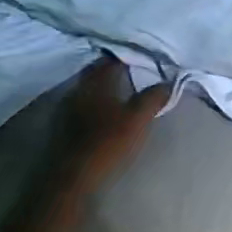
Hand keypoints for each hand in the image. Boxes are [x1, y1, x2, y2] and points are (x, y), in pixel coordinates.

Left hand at [54, 56, 170, 188]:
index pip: (113, 59)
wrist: (75, 172)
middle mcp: (80, 86)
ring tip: (121, 93)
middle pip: (98, 71)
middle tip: (134, 76)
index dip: (129, 59)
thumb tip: (168, 82)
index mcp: (97, 80)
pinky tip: (103, 111)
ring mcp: (68, 104)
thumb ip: (153, 98)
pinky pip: (82, 101)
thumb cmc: (108, 141)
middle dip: (115, 71)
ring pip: (89, 86)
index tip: (144, 64)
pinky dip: (94, 101)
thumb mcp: (138, 119)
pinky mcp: (63, 121)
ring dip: (104, 87)